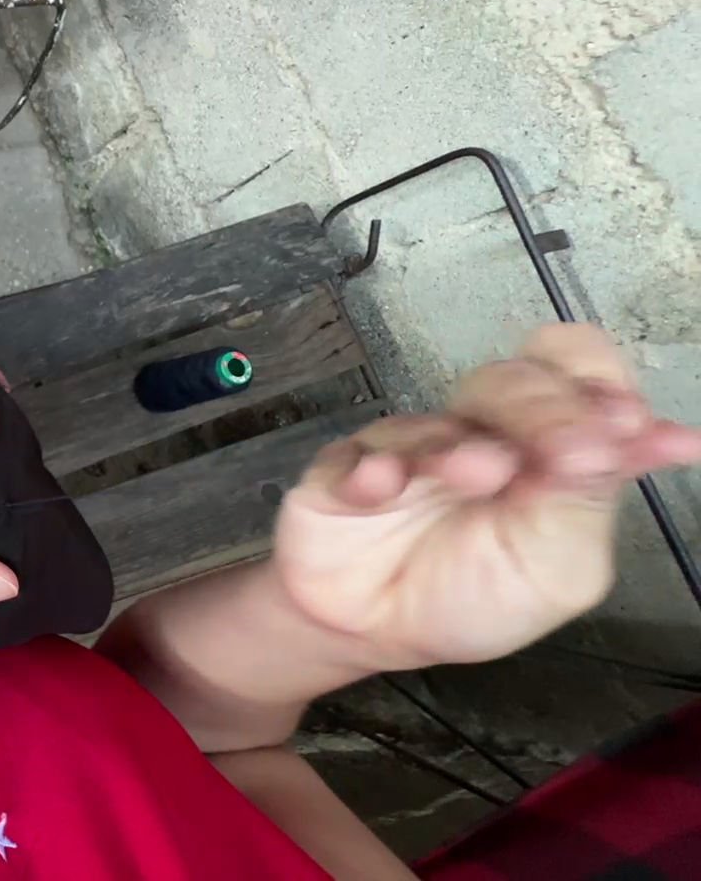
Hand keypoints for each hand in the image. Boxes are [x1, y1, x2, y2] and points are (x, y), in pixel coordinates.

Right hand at [274, 324, 700, 669]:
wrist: (372, 630)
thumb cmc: (471, 599)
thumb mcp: (558, 564)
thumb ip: (590, 497)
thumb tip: (672, 436)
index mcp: (544, 456)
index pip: (573, 378)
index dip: (593, 379)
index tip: (619, 420)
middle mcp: (476, 441)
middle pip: (505, 381)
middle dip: (539, 408)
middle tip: (559, 451)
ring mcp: (403, 451)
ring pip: (430, 418)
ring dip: (454, 443)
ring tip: (470, 476)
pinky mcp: (339, 467)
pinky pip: (354, 453)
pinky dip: (372, 469)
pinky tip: (380, 489)